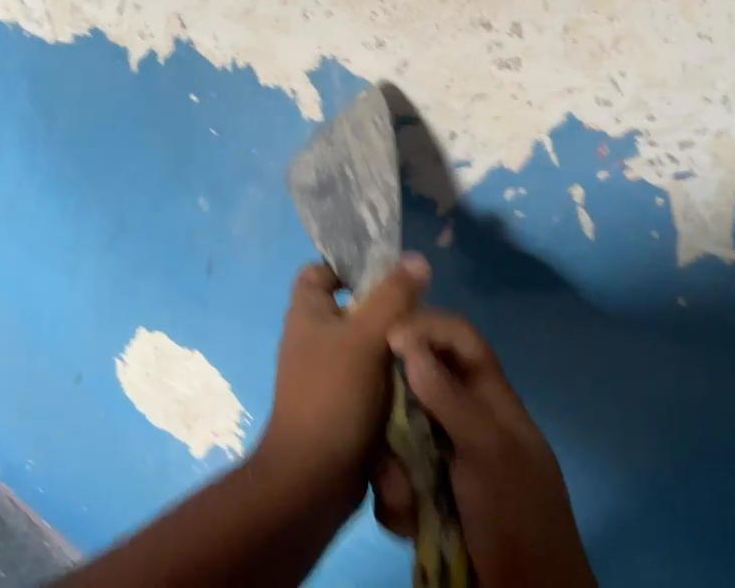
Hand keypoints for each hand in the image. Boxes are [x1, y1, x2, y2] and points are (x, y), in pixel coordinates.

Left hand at [256, 255, 429, 511]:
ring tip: (428, 351)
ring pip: (365, 348)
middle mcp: (311, 340)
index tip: (389, 278)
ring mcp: (324, 375)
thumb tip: (416, 257)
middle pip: (351, 310)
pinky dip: (392, 383)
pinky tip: (422, 385)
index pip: (319, 272)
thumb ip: (393, 296)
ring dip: (394, 350)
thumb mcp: (367, 336)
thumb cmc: (334, 394)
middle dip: (385, 312)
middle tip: (422, 318)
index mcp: (306, 314)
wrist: (313, 477)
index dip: (348, 268)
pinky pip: (370, 382)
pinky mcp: (341, 407)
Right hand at [373, 310, 596, 587]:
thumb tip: (405, 338)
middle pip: (414, 386)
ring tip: (407, 498)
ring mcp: (443, 460)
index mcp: (490, 398)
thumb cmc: (517, 514)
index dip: (425, 327)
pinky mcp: (426, 497)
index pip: (457, 338)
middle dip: (393, 412)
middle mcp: (463, 421)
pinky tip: (410, 522)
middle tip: (384, 436)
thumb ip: (449, 395)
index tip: (383, 337)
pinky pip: (393, 481)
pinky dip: (397, 503)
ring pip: (395, 437)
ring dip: (393, 469)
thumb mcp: (490, 451)